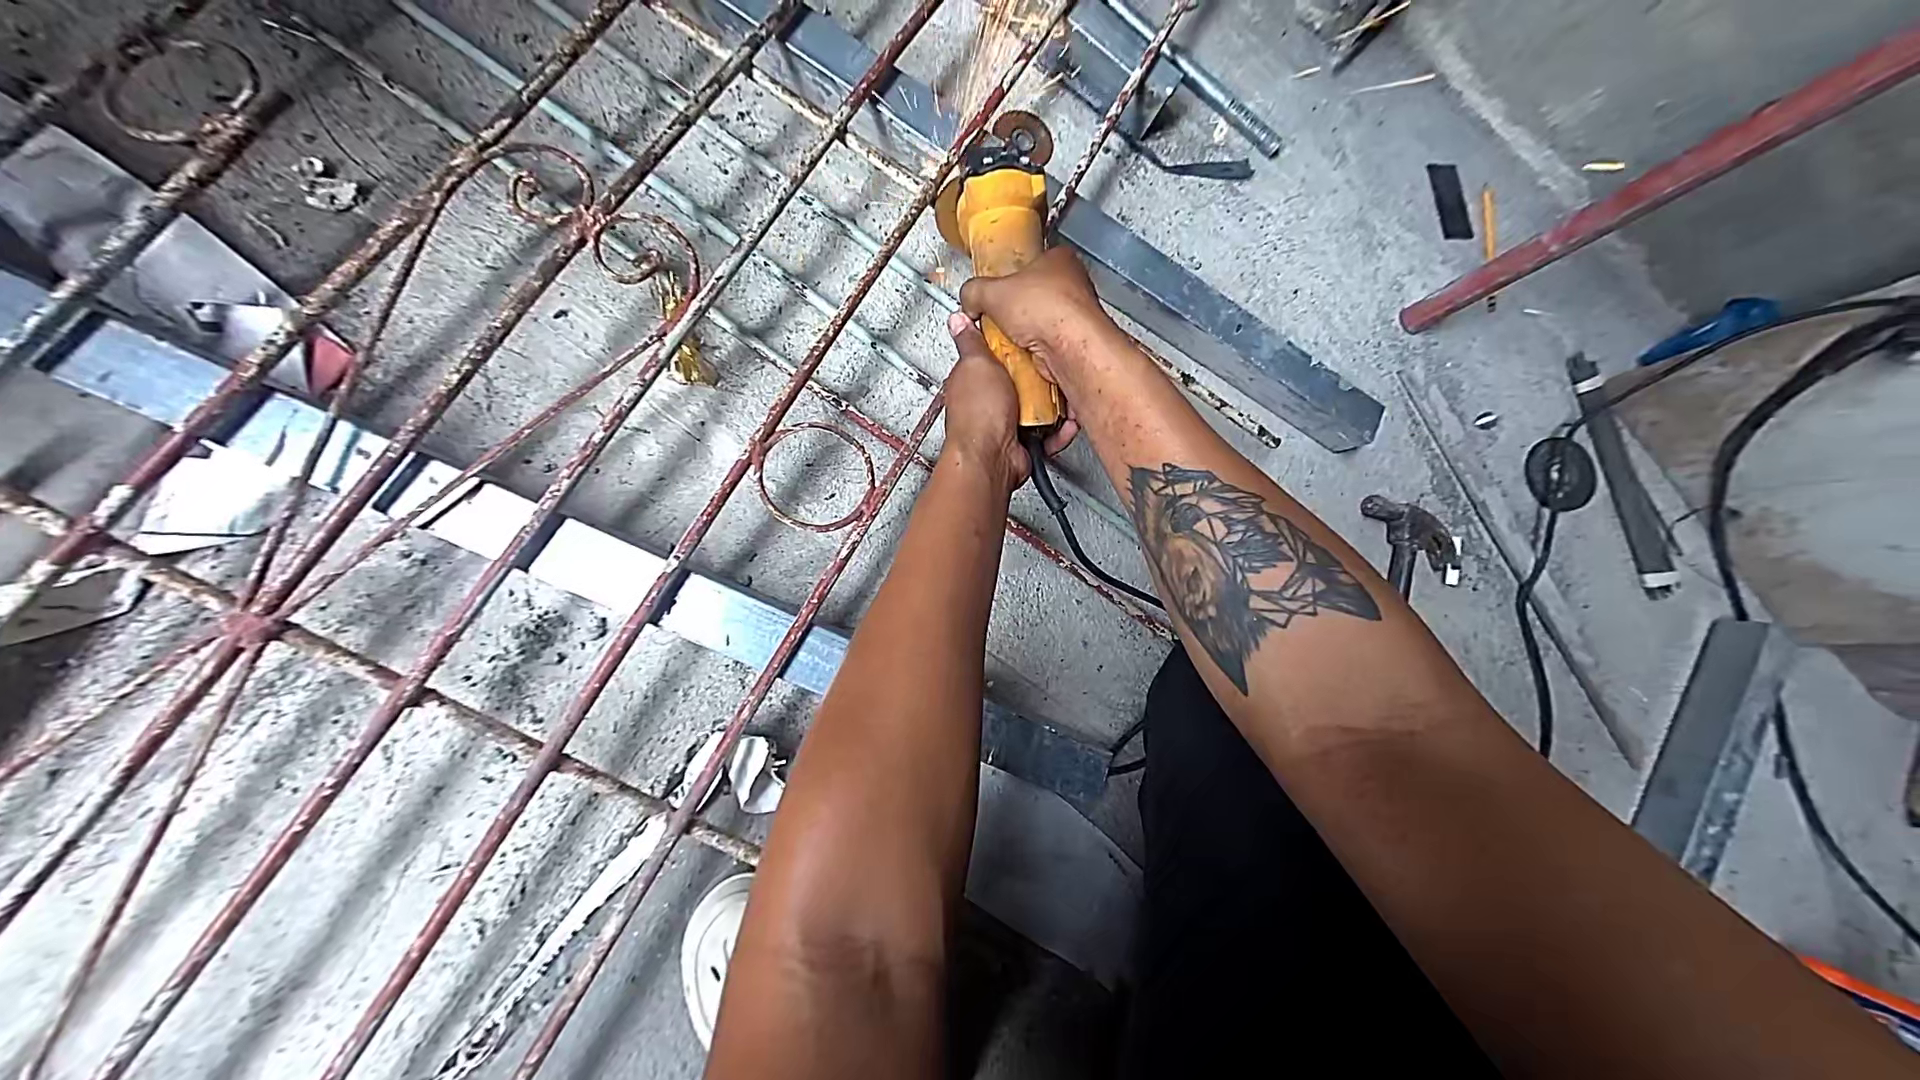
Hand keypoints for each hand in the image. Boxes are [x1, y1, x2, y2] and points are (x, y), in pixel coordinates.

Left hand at [942, 312, 1078, 492]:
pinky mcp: (1023, 440)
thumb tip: (959, 320)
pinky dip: (1058, 430)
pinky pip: (1047, 431)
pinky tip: (1063, 424)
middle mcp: (988, 400)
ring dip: (1053, 405)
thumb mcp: (975, 363)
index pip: (996, 353)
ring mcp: (1006, 420)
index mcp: (972, 377)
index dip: (1013, 344)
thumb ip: (971, 341)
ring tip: (1060, 400)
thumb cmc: (978, 415)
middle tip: (1048, 370)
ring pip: (1038, 405)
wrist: (991, 457)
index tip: (1030, 338)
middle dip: (1039, 376)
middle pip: (1023, 379)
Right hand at [958, 248, 1110, 386]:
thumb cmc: (1050, 311)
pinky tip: (1024, 354)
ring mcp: (1074, 317)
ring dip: (1019, 336)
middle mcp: (1072, 286)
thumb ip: (973, 291)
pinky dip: (1029, 353)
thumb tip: (967, 298)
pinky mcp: (1072, 345)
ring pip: (1035, 326)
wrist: (1071, 350)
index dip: (1006, 278)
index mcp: (1059, 259)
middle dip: (1010, 312)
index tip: (993, 291)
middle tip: (998, 319)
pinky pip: (1042, 348)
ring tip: (1011, 338)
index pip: (1026, 264)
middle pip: (1029, 298)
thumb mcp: (992, 292)